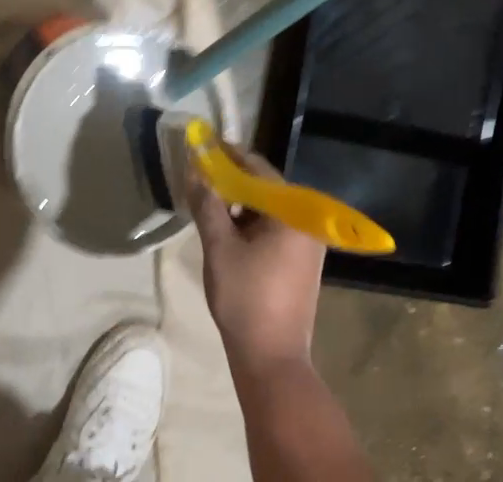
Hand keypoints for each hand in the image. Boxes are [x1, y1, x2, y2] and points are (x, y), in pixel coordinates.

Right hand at [183, 146, 326, 377]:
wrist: (271, 358)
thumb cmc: (245, 298)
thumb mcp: (219, 246)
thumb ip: (208, 203)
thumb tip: (195, 170)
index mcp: (294, 214)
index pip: (259, 169)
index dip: (229, 155)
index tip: (204, 145)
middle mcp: (307, 222)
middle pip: (267, 187)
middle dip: (233, 177)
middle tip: (201, 171)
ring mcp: (307, 243)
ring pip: (269, 208)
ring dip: (240, 200)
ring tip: (209, 197)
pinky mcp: (300, 261)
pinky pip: (275, 227)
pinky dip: (251, 221)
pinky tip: (226, 224)